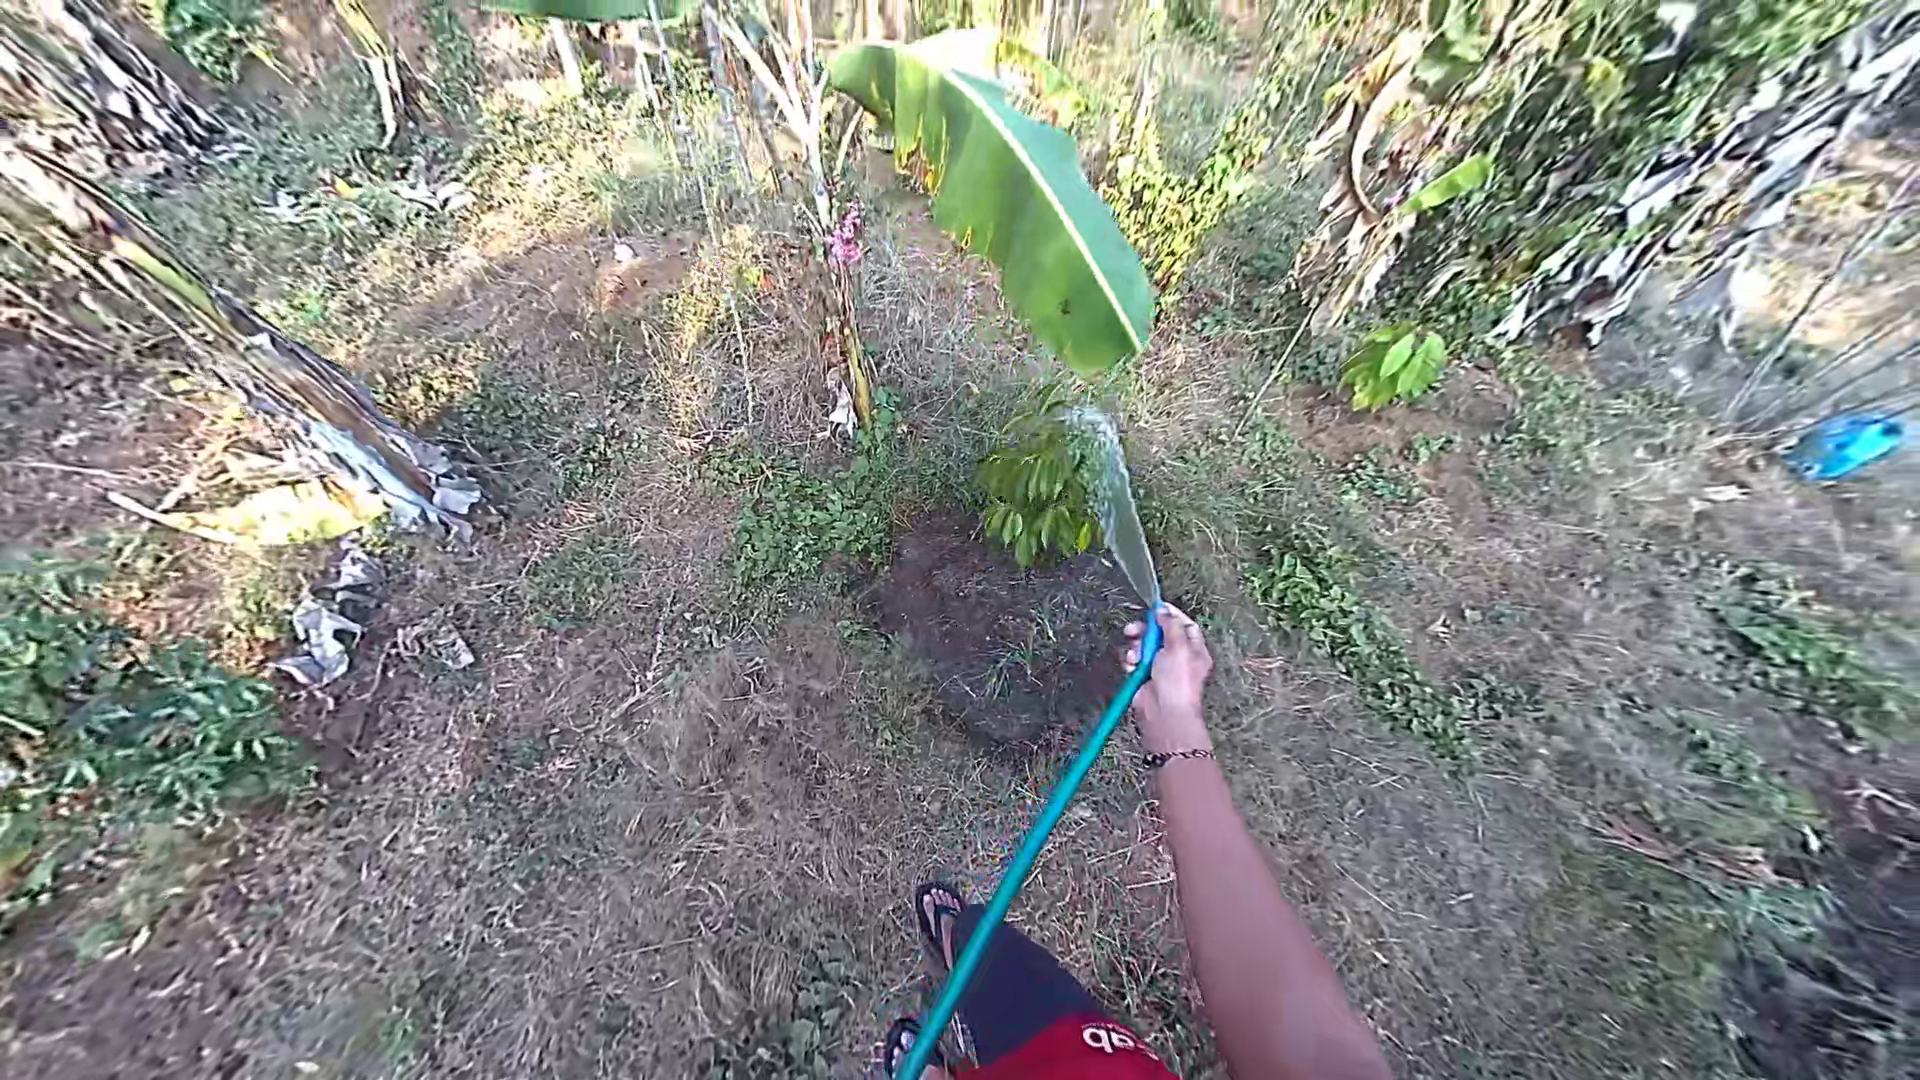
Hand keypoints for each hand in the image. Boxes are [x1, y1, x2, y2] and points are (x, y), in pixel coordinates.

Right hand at [1123, 603, 1212, 755]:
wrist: (1163, 712)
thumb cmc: (1178, 683)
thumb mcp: (1178, 646)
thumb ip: (1170, 625)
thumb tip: (1163, 610)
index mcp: (1193, 650)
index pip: (1183, 625)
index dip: (1170, 615)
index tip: (1157, 607)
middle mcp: (1178, 657)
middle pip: (1159, 633)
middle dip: (1145, 630)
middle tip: (1134, 630)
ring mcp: (1160, 666)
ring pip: (1143, 645)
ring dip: (1136, 647)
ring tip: (1134, 655)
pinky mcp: (1144, 675)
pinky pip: (1133, 659)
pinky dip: (1130, 660)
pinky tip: (1132, 665)